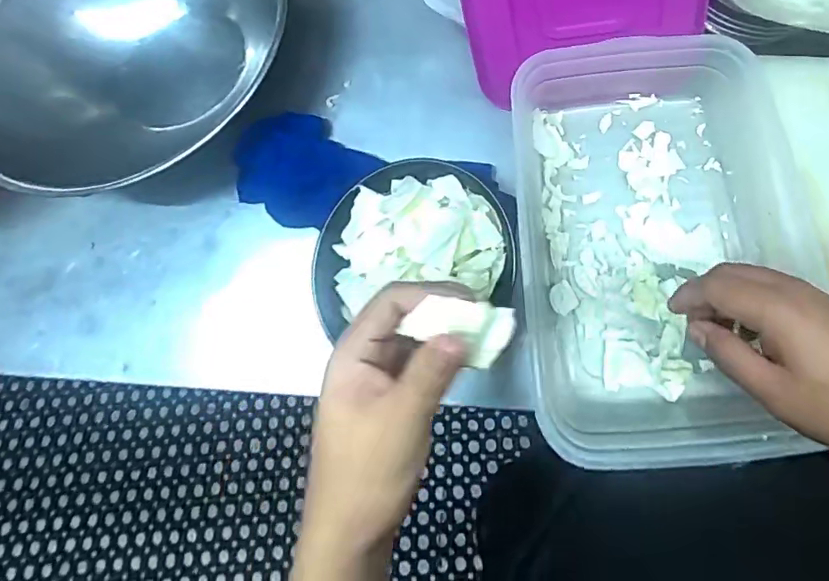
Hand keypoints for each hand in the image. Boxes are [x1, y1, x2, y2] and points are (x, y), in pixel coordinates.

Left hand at [294, 283, 467, 579]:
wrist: (348, 536)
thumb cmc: (368, 474)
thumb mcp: (403, 418)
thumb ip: (431, 370)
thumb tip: (461, 331)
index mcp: (352, 352)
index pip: (390, 301)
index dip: (429, 293)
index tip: (469, 300)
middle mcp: (362, 356)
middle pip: (402, 316)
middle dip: (440, 310)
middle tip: (481, 314)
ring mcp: (375, 377)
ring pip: (412, 340)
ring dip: (443, 333)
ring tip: (480, 333)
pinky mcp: (389, 398)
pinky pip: (416, 364)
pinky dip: (440, 358)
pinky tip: (466, 359)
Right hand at [668, 263, 828, 465]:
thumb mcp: (775, 392)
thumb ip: (730, 355)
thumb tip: (698, 328)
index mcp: (775, 306)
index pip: (717, 285)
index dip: (689, 296)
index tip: (672, 314)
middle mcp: (790, 287)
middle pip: (732, 272)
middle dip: (704, 290)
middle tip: (691, 321)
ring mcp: (810, 292)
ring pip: (752, 275)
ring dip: (726, 292)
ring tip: (719, 328)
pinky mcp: (824, 302)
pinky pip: (771, 284)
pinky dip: (749, 295)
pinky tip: (754, 329)